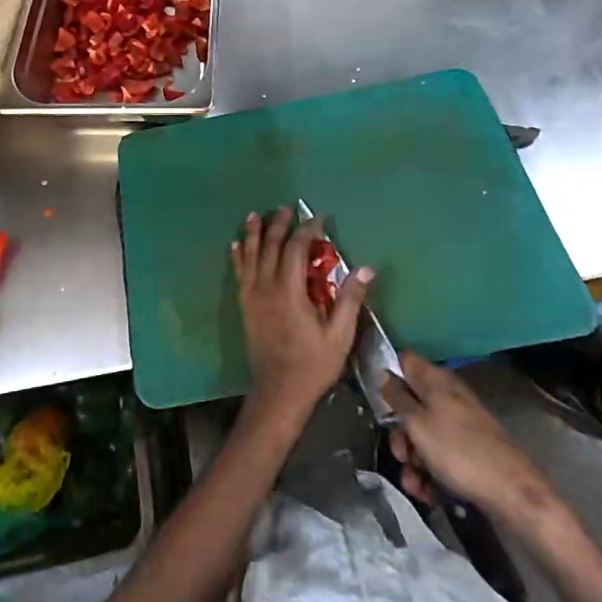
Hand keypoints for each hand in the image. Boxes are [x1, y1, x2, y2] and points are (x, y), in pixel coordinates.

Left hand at [232, 207, 372, 423]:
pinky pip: (239, 273)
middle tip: (285, 208)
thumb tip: (366, 268)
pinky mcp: (245, 306)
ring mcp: (252, 296)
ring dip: (253, 233)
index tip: (318, 219)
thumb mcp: (339, 335)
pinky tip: (236, 245)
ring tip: (254, 215)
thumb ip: (350, 299)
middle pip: (271, 246)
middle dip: (278, 225)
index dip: (306, 230)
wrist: (278, 392)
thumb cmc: (313, 365)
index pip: (296, 249)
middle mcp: (267, 287)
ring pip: (250, 255)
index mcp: (290, 291)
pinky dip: (238, 256)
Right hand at [384, 353, 556, 514]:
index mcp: (436, 381)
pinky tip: (427, 491)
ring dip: (412, 459)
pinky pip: (438, 454)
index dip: (387, 375)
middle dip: (399, 432)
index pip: (404, 361)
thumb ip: (397, 398)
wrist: (511, 492)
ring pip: (421, 435)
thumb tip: (384, 375)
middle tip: (400, 453)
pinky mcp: (467, 450)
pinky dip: (429, 472)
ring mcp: (458, 424)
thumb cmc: (458, 451)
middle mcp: (447, 396)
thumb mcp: (418, 423)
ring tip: (415, 483)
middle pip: (410, 404)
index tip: (377, 398)